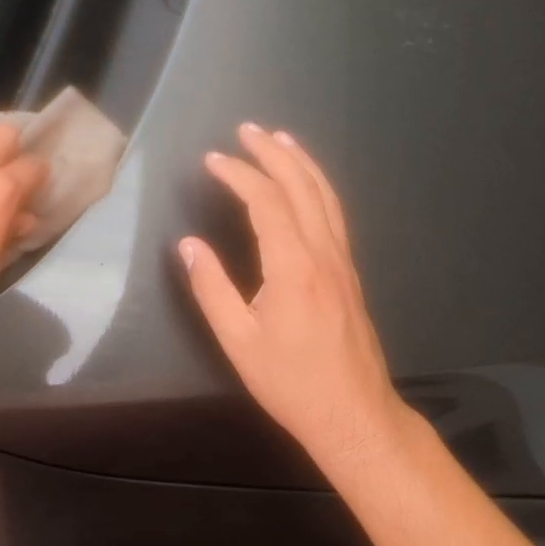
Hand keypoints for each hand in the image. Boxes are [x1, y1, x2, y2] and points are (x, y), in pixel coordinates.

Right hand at [178, 124, 404, 468]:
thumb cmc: (293, 383)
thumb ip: (212, 290)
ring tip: (279, 139)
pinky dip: (318, 185)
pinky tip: (307, 183)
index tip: (212, 160)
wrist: (356, 416)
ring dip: (300, 162)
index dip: (238, 174)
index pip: (266, 201)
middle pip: (300, 186)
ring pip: (325, 195)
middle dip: (272, 153)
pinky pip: (335, 213)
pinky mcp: (349, 271)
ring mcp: (342, 260)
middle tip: (246, 129)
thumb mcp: (239, 343)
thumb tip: (188, 245)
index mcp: (294, 266)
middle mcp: (323, 252)